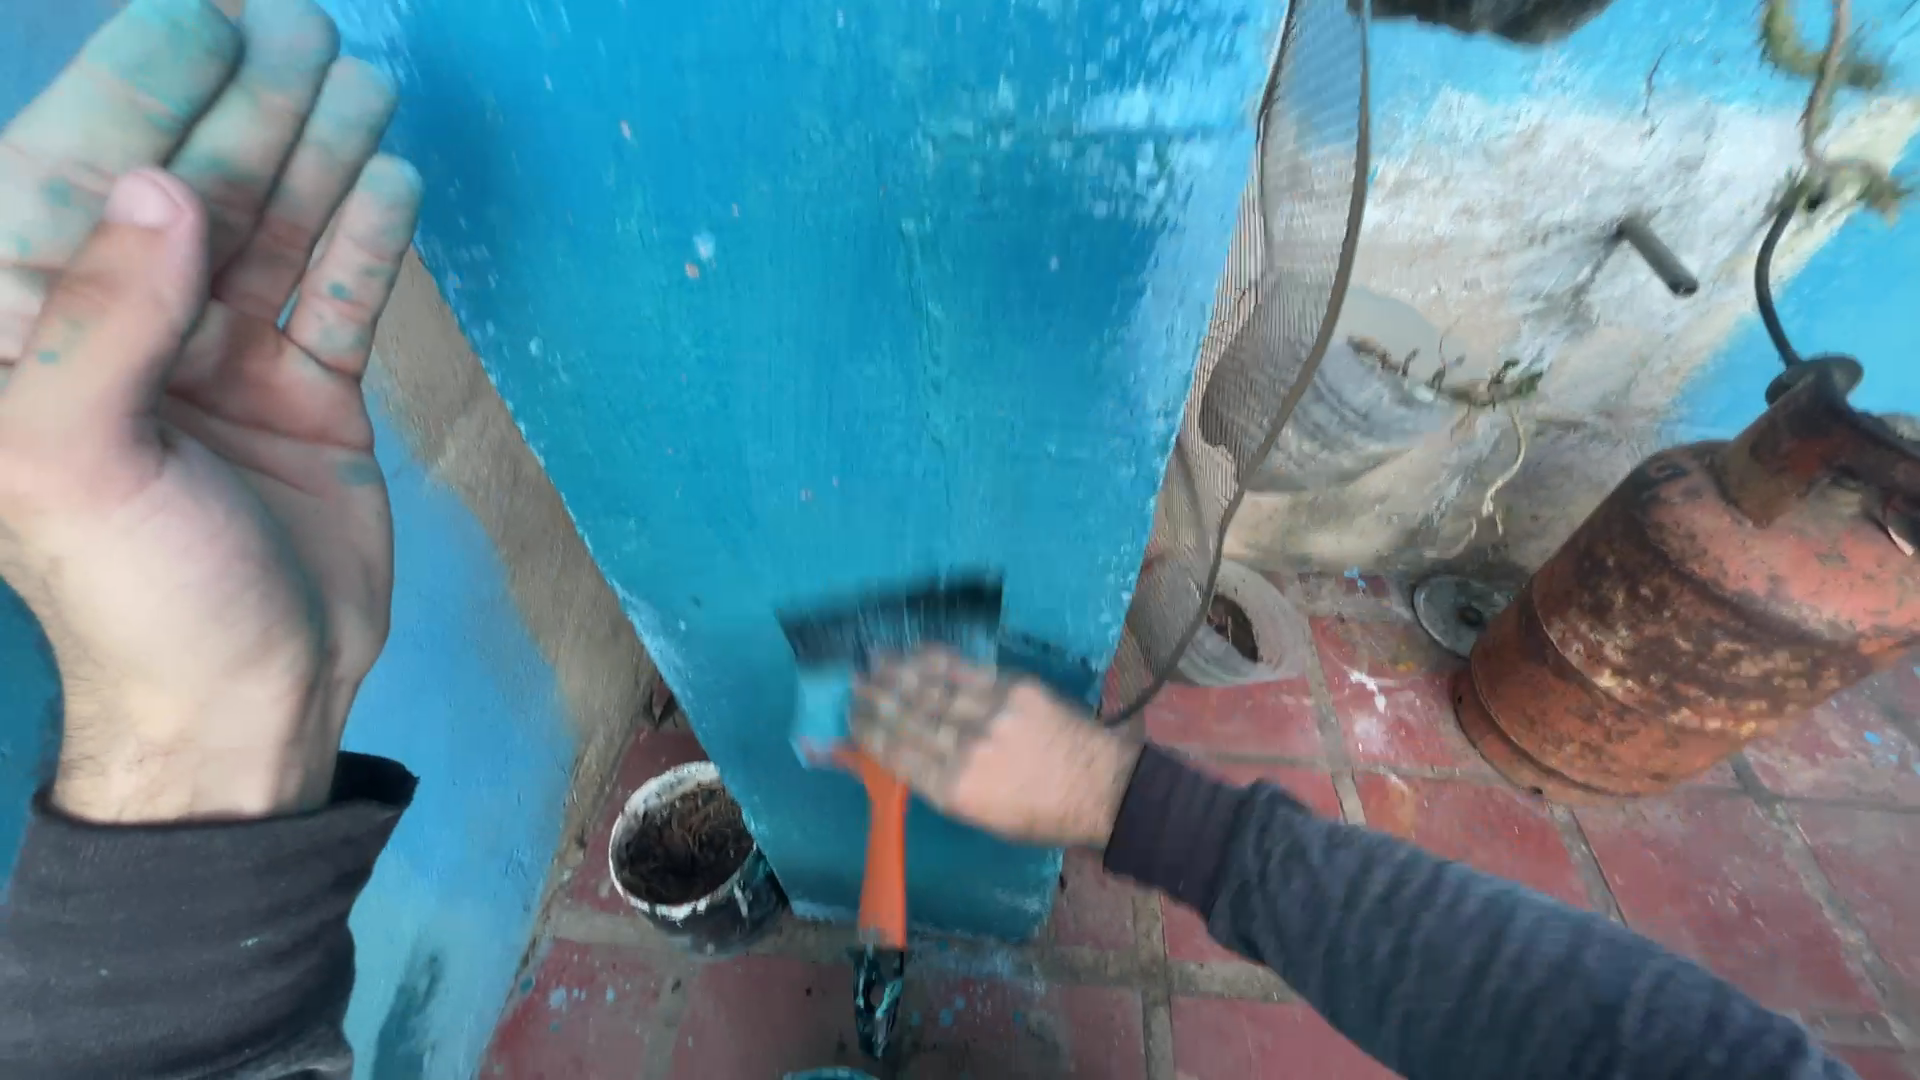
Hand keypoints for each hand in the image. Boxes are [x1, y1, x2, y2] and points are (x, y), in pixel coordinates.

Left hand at [0, 0, 419, 821]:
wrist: (260, 682)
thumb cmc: (140, 592)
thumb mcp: (72, 462)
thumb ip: (101, 323)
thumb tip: (167, 190)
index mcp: (27, 336)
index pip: (78, 182)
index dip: (141, 95)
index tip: (210, 27)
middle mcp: (128, 331)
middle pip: (196, 194)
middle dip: (252, 111)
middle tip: (309, 29)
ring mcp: (228, 362)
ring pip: (279, 240)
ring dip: (325, 163)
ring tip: (368, 90)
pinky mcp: (312, 397)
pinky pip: (342, 306)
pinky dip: (371, 249)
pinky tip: (394, 189)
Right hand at [850, 649, 1142, 847]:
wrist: (1100, 787)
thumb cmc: (1041, 813)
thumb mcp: (983, 817)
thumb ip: (941, 784)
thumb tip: (901, 755)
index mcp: (956, 791)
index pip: (898, 755)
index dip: (869, 733)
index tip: (850, 717)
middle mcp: (967, 750)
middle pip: (908, 718)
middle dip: (876, 699)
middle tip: (853, 684)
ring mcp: (991, 715)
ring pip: (931, 690)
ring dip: (896, 673)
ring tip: (872, 661)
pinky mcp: (1014, 689)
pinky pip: (966, 670)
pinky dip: (936, 660)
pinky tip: (915, 652)